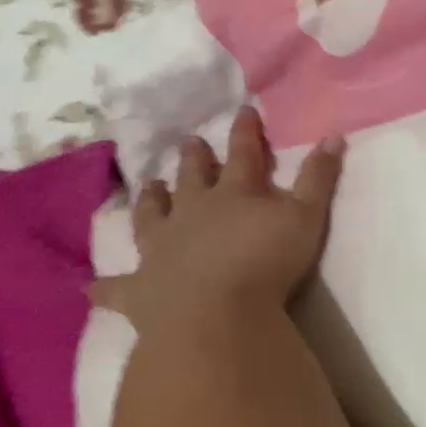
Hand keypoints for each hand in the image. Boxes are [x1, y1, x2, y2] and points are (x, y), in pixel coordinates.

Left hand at [90, 106, 344, 331]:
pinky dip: (105, 286)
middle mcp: (192, 212)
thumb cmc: (267, 261)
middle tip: (189, 142)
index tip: (243, 111)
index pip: (243, 154)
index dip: (245, 132)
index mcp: (235, 193)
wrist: (212, 315)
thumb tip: (333, 135)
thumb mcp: (308, 215)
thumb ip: (319, 177)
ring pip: (150, 218)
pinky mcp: (139, 288)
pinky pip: (116, 286)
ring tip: (148, 187)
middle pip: (192, 179)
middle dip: (193, 159)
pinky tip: (92, 286)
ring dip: (149, 202)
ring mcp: (159, 249)